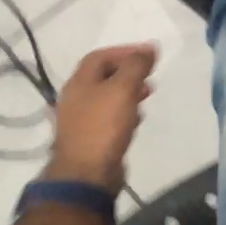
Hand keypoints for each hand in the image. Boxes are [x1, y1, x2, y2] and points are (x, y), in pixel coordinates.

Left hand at [45, 44, 156, 190]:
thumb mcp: (123, 88)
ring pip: (107, 97)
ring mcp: (80, 120)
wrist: (86, 176)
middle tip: (150, 74)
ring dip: (128, 91)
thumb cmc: (104, 126)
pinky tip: (137, 118)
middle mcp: (75, 98)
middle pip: (103, 76)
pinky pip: (108, 117)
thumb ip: (136, 66)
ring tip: (148, 94)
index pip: (100, 56)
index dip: (125, 51)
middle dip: (128, 71)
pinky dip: (124, 111)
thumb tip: (148, 48)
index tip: (149, 54)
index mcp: (79, 83)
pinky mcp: (89, 139)